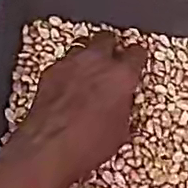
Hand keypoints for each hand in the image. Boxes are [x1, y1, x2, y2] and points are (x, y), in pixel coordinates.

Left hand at [0, 31, 146, 187]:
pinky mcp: (49, 72)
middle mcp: (97, 62)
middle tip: (113, 61)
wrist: (50, 148)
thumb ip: (124, 108)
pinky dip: (69, 70)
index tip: (137, 62)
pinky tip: (69, 85)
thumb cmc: (87, 144)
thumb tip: (122, 107)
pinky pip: (63, 63)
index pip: (137, 53)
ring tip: (90, 72)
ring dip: (89, 56)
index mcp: (122, 75)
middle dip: (112, 48)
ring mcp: (70, 63)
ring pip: (83, 47)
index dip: (138, 58)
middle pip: (107, 40)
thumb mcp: (120, 131)